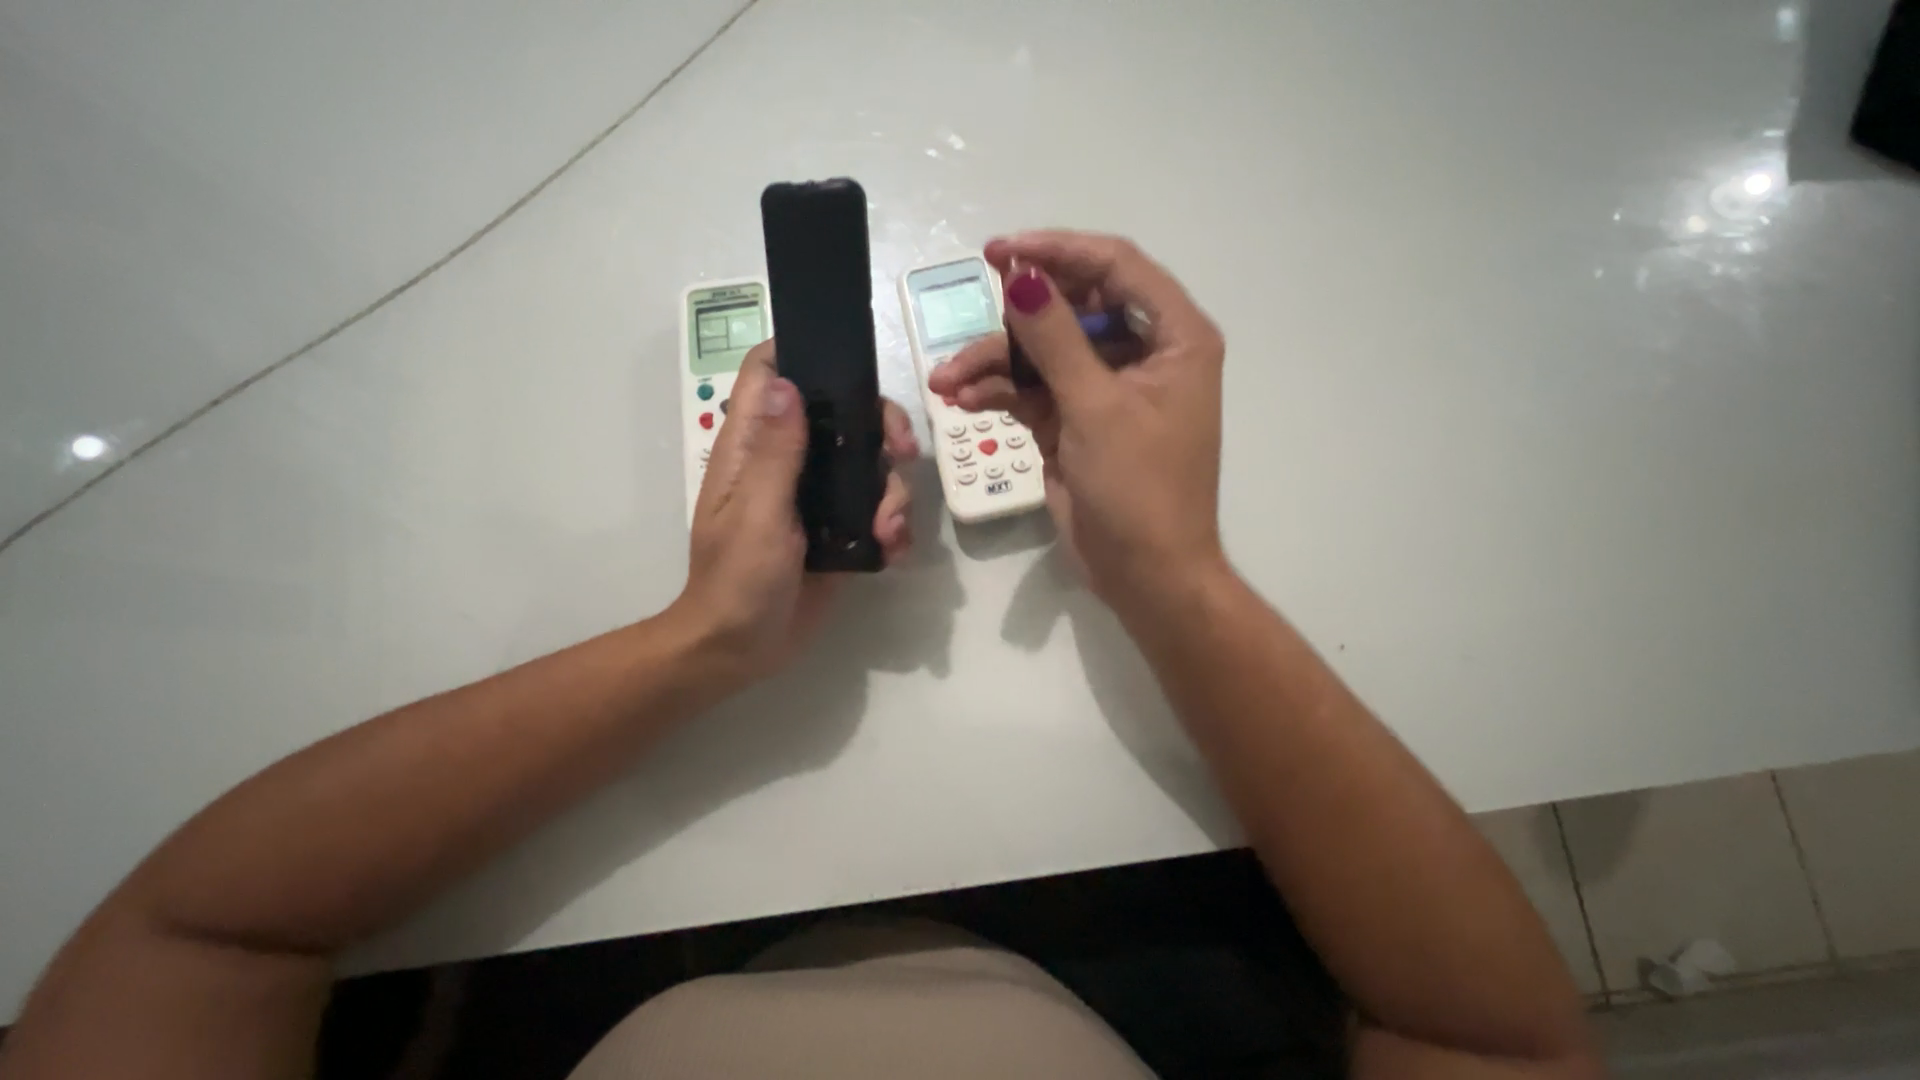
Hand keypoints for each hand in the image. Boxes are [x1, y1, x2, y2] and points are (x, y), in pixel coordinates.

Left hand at [674, 340, 916, 678]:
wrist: (743, 649)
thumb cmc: (737, 579)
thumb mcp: (755, 514)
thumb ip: (774, 452)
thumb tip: (787, 383)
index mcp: (752, 446)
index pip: (770, 373)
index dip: (804, 353)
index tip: (850, 362)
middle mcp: (789, 461)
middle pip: (843, 413)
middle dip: (881, 427)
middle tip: (903, 454)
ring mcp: (818, 495)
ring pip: (871, 463)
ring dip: (894, 491)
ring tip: (889, 530)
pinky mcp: (842, 528)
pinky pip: (879, 508)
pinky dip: (893, 525)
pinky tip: (891, 550)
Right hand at [929, 230, 1225, 612]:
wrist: (1145, 574)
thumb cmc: (1139, 489)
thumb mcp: (1096, 408)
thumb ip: (1055, 338)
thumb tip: (1019, 277)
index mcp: (1174, 337)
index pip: (1116, 267)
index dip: (1057, 252)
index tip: (999, 253)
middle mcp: (1143, 352)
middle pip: (1073, 306)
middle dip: (1017, 318)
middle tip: (971, 318)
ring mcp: (1106, 387)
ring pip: (1044, 351)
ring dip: (996, 362)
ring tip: (947, 380)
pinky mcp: (1076, 420)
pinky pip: (1034, 389)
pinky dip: (1000, 392)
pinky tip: (962, 398)